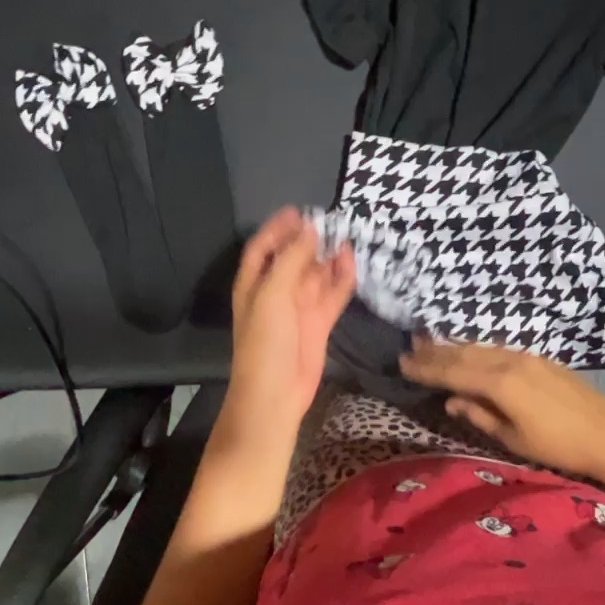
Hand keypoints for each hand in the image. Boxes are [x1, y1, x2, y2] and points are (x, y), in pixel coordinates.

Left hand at [224, 208, 355, 434]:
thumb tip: (311, 229)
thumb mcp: (273, 294)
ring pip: (316, 274)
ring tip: (346, 237)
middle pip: (292, 258)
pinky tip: (352, 262)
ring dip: (328, 258)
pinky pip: (332, 294)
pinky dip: (342, 279)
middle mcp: (275, 292)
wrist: (275, 392)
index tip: (298, 211)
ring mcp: (298, 308)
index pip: (263, 247)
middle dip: (309, 240)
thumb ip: (292, 259)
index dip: (277, 229)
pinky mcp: (319, 323)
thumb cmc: (265, 342)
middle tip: (332, 221)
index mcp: (253, 284)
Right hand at [399, 338, 604, 479]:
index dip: (425, 369)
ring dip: (454, 347)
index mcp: (499, 383)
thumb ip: (479, 415)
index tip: (401, 363)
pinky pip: (499, 349)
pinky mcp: (542, 359)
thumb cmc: (558, 446)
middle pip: (464, 354)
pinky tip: (471, 352)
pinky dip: (477, 350)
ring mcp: (528, 357)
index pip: (452, 372)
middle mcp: (510, 361)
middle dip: (434, 353)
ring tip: (431, 344)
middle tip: (409, 348)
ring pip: (482, 348)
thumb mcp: (512, 438)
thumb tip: (452, 400)